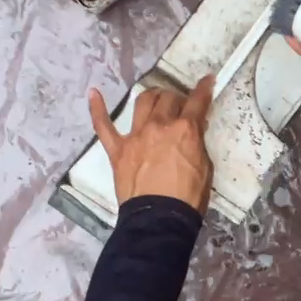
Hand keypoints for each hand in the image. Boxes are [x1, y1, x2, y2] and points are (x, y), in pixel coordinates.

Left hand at [89, 77, 215, 210]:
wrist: (159, 219)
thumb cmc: (188, 198)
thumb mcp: (205, 168)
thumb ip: (197, 145)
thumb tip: (194, 133)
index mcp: (186, 130)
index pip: (197, 102)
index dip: (204, 88)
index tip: (207, 80)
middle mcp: (159, 126)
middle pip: (168, 99)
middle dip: (177, 98)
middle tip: (180, 105)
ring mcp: (136, 136)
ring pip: (142, 103)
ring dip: (151, 97)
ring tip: (155, 99)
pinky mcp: (117, 150)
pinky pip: (103, 126)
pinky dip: (97, 108)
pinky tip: (93, 93)